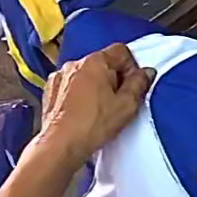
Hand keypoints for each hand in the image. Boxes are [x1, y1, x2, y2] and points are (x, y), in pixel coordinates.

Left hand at [34, 44, 152, 165]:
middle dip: (115, 77)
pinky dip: (81, 93)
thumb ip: (140, 83)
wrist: (61, 144)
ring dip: (97, 85)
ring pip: (87, 74)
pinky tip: (87, 110)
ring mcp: (60, 77)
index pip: (121, 51)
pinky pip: (73, 85)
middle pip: (104, 62)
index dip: (132, 67)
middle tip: (120, 99)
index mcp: (95, 62)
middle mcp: (74, 64)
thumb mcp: (128, 104)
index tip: (134, 84)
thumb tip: (145, 73)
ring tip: (102, 108)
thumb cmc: (93, 124)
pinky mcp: (51, 91)